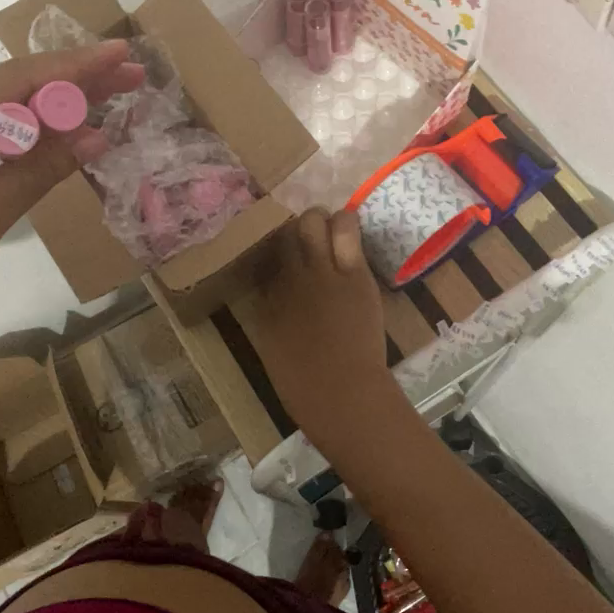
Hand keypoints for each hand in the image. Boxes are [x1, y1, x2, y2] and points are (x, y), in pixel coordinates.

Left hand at [0, 42, 144, 346]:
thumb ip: (40, 169)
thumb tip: (95, 134)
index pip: (17, 79)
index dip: (75, 66)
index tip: (121, 54)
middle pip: (11, 84)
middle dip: (72, 79)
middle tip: (130, 75)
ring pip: (0, 106)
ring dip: (52, 103)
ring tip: (106, 97)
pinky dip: (26, 129)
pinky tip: (56, 132)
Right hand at [253, 208, 407, 449]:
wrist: (341, 392)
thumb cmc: (307, 387)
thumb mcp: (275, 350)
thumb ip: (273, 321)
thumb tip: (277, 302)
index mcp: (265, 302)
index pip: (262, 262)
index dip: (273, 254)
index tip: (283, 257)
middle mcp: (285, 278)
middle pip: (282, 234)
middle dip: (295, 231)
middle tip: (310, 240)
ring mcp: (318, 271)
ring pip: (311, 221)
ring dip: (320, 221)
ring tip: (330, 230)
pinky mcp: (351, 271)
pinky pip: (346, 230)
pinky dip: (346, 223)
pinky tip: (348, 228)